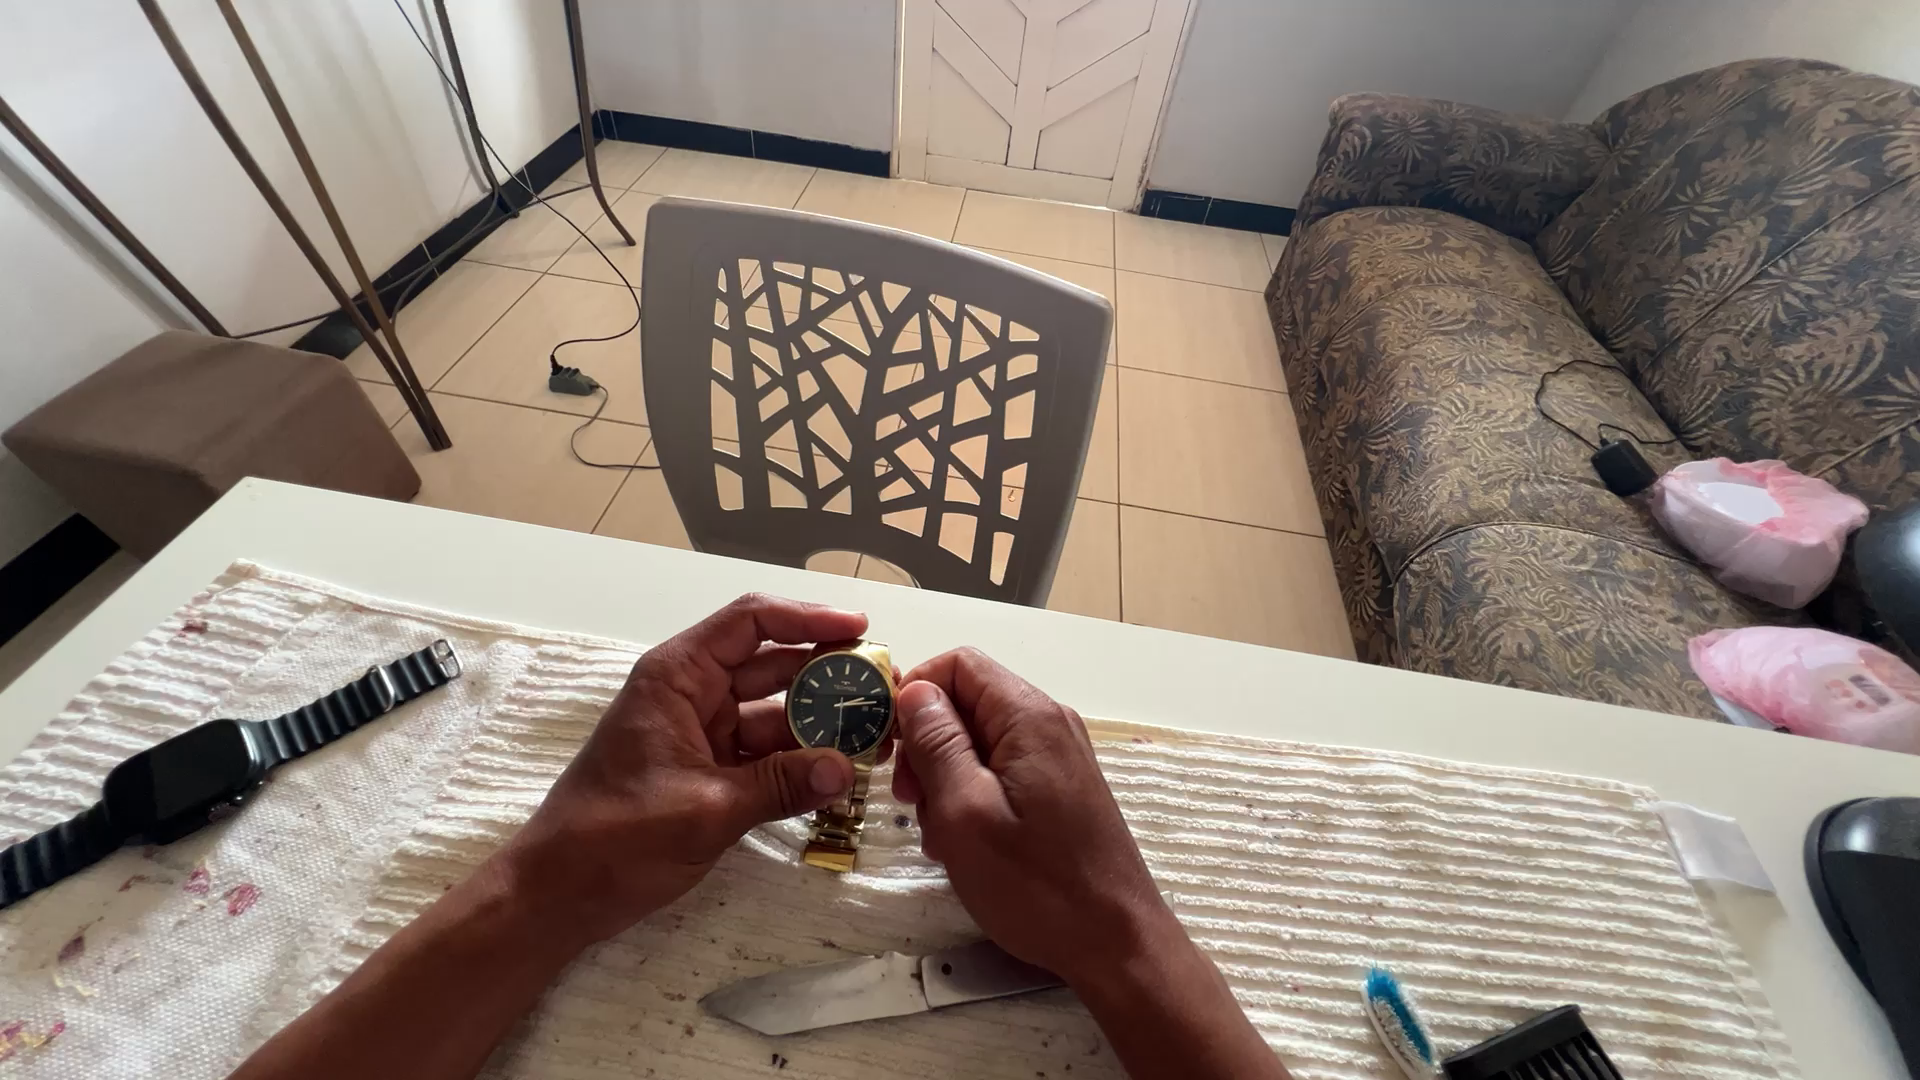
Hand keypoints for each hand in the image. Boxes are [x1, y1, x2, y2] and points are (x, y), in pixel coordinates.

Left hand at [499, 593, 867, 945]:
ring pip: (777, 708)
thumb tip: (846, 772)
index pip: (752, 622)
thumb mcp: (704, 810)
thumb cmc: (612, 839)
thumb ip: (779, 786)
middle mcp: (695, 691)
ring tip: (875, 729)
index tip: (860, 628)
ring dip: (823, 718)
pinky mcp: (713, 766)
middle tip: (884, 684)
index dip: (808, 617)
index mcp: (679, 676)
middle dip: (829, 671)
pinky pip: (768, 748)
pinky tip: (842, 767)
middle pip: (774, 662)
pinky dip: (803, 755)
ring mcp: (705, 730)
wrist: (555, 899)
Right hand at [892, 648, 1176, 985]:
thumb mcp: (966, 810)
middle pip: (968, 702)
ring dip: (946, 776)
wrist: (1116, 944)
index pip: (960, 664)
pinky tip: (965, 840)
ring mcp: (1057, 754)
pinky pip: (1001, 769)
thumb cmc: (1036, 883)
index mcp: (1028, 715)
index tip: (889, 742)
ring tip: (940, 832)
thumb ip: (937, 742)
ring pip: (980, 739)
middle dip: (927, 743)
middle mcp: (1048, 722)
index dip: (916, 691)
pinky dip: (972, 794)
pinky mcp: (1059, 786)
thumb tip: (915, 691)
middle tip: (908, 799)